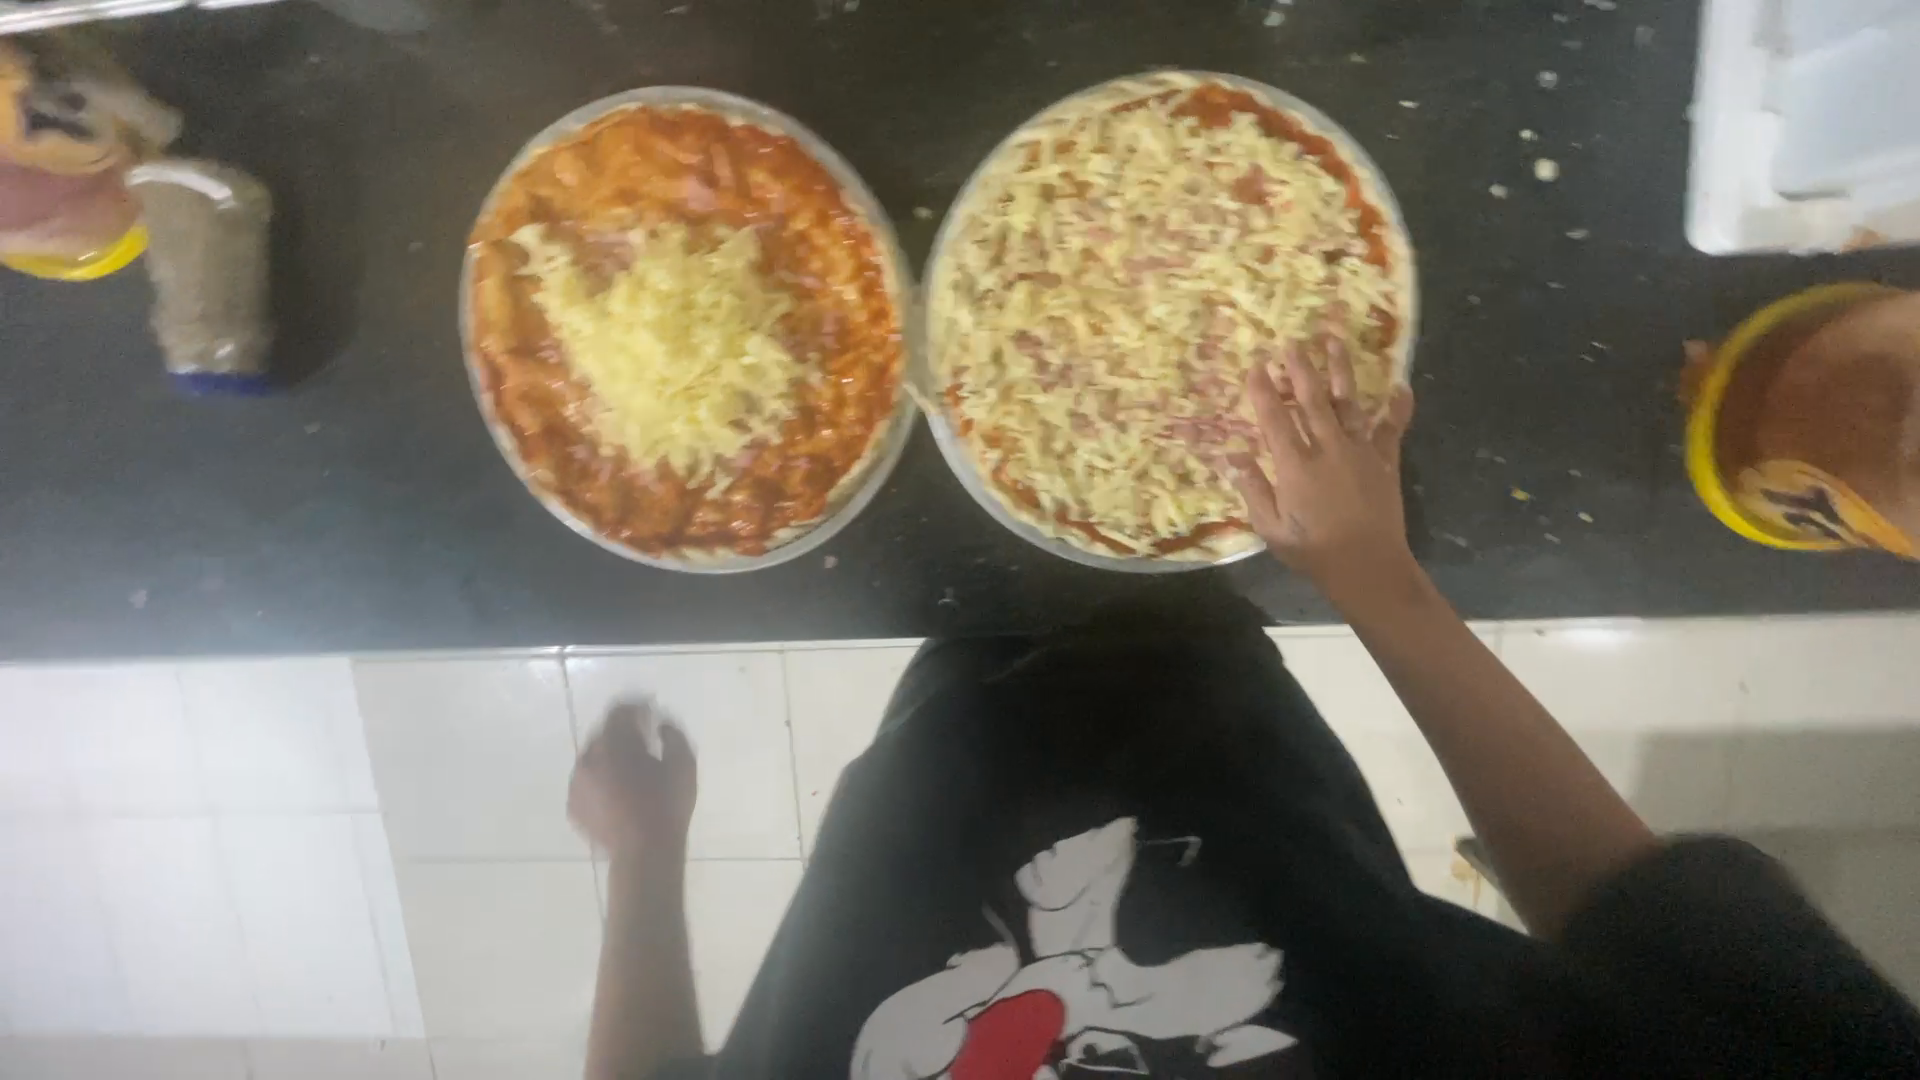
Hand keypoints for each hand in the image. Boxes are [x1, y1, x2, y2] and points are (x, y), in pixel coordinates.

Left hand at [568, 702, 696, 861]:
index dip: (637, 706)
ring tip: (633, 766)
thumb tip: (660, 725)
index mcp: (613, 747)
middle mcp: (587, 761)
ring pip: (593, 757)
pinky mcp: (574, 806)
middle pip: (603, 732)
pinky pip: (588, 781)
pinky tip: (620, 789)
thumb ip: (672, 734)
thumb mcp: (683, 764)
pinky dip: (602, 777)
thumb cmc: (667, 806)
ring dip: (612, 754)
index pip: (619, 712)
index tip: (652, 711)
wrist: (644, 854)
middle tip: (646, 737)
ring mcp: (576, 785)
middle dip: (624, 730)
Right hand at [1229, 336, 1416, 602]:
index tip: (1256, 365)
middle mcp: (1327, 448)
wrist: (1367, 567)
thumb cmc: (1312, 551)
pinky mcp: (1385, 461)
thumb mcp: (1270, 526)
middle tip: (1291, 341)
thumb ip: (1253, 489)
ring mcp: (1360, 452)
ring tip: (1333, 341)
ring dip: (1339, 370)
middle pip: (1311, 400)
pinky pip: (1391, 428)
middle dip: (1299, 368)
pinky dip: (1397, 407)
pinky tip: (1400, 386)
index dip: (1263, 391)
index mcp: (1295, 465)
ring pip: (1347, 402)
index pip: (1274, 419)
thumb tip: (1233, 457)